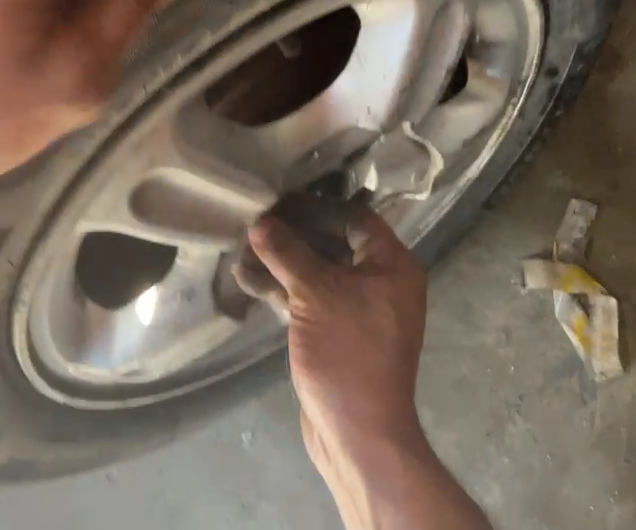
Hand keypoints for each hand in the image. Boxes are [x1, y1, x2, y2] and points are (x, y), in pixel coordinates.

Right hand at [244, 209, 429, 471]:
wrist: (359, 433)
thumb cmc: (347, 352)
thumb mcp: (314, 293)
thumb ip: (287, 253)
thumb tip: (260, 222)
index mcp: (392, 265)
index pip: (356, 218)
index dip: (318, 207)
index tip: (282, 201)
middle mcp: (382, 282)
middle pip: (335, 244)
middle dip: (294, 236)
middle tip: (257, 224)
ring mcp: (361, 310)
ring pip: (319, 273)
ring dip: (283, 263)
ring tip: (243, 252)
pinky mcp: (340, 334)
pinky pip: (313, 299)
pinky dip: (285, 290)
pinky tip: (249, 280)